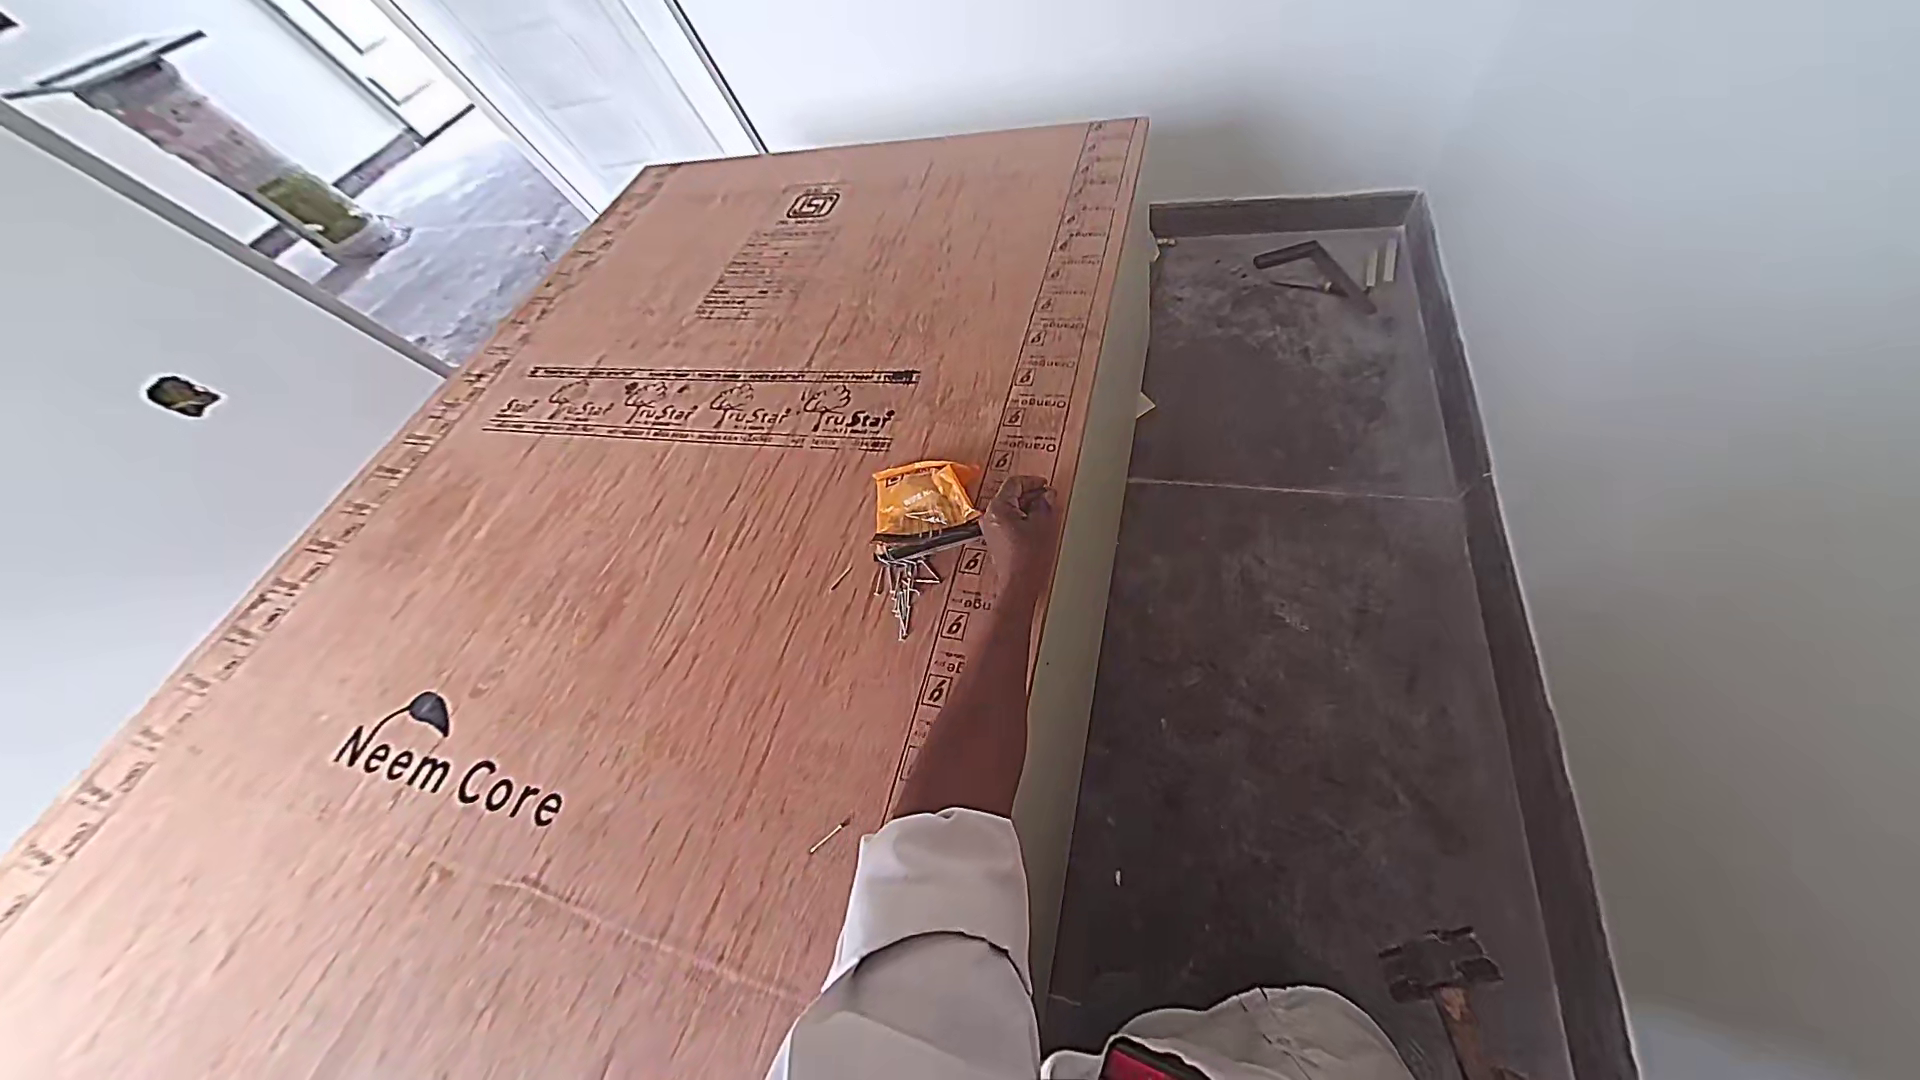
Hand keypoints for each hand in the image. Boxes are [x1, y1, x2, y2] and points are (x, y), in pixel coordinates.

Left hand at [981, 475, 1055, 599]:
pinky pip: (1008, 520)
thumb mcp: (1042, 524)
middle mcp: (990, 516)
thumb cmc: (1027, 558)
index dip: (1032, 481)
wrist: (1019, 583)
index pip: (1014, 483)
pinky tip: (1036, 524)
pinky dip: (1022, 518)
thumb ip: (1044, 503)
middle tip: (1048, 497)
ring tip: (1045, 511)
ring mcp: (991, 528)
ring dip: (1027, 506)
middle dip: (1030, 494)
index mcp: (998, 508)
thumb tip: (1047, 495)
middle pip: (1010, 494)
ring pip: (1010, 507)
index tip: (1044, 484)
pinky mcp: (996, 538)